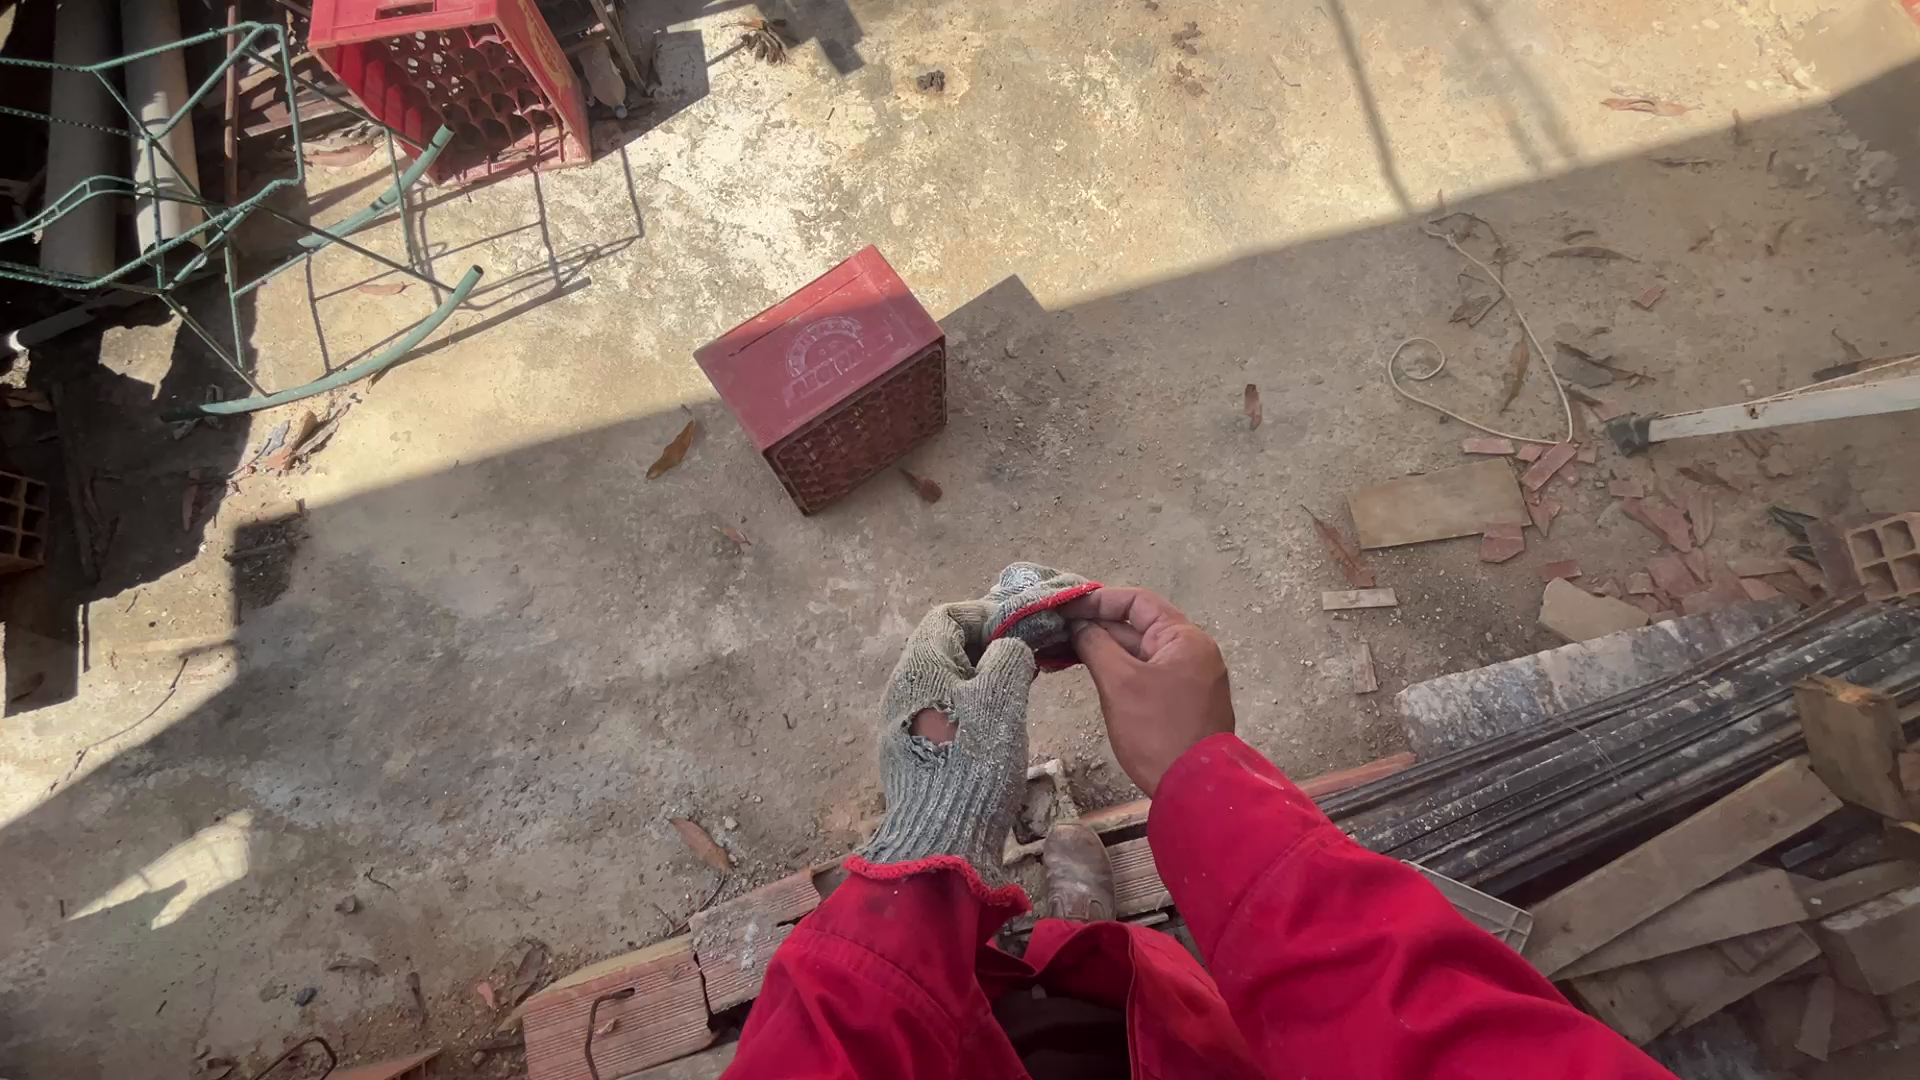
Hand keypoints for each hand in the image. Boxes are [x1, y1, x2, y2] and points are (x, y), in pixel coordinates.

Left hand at [860, 602, 1036, 879]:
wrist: (941, 841)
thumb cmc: (972, 760)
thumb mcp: (1001, 697)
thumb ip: (1008, 656)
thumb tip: (1007, 648)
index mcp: (919, 665)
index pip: (946, 616)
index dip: (984, 613)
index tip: (1019, 626)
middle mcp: (903, 688)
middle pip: (946, 647)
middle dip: (988, 645)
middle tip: (1026, 657)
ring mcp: (904, 722)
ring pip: (948, 681)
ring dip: (984, 676)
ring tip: (1020, 688)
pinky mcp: (913, 752)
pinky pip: (945, 710)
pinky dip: (975, 705)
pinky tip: (998, 724)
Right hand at [1062, 587, 1234, 796]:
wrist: (1195, 792)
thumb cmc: (1157, 731)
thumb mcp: (1120, 682)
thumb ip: (1096, 644)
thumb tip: (1079, 626)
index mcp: (1184, 639)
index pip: (1138, 602)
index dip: (1099, 601)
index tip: (1066, 609)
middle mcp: (1190, 651)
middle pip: (1136, 626)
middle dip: (1095, 626)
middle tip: (1055, 630)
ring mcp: (1186, 677)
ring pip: (1137, 652)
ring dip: (1101, 649)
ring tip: (1061, 650)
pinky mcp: (1178, 700)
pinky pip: (1143, 673)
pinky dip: (1115, 669)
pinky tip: (1087, 671)